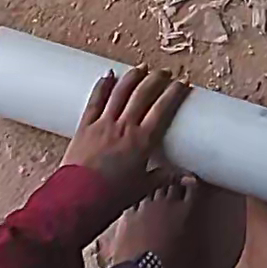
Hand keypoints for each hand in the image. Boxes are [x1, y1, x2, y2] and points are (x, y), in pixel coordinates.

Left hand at [61, 66, 189, 208]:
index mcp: (142, 141)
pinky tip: (109, 74)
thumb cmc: (111, 197)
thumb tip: (189, 177)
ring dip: (132, 77)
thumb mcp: (142, 187)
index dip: (174, 93)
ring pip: (120, 92)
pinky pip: (95, 100)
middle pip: (143, 94)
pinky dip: (103, 85)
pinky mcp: (85, 126)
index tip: (182, 84)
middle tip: (165, 73)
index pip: (162, 109)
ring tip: (142, 67)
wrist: (77, 199)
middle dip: (156, 80)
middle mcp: (124, 127)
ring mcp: (103, 124)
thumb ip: (165, 177)